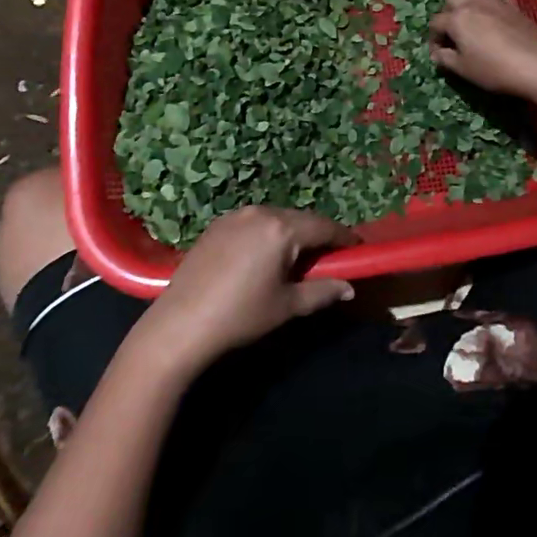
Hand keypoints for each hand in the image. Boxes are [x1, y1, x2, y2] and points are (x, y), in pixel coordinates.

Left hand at [130, 207, 354, 374]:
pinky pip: (254, 222)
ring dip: (292, 233)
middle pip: (301, 219)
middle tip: (329, 257)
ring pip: (277, 218)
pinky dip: (267, 234)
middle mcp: (260, 212)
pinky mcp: (216, 225)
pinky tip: (264, 257)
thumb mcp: (287, 306)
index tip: (356, 248)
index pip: (324, 226)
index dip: (344, 238)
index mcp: (282, 228)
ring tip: (296, 259)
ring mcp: (235, 216)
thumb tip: (349, 288)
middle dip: (318, 235)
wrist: (180, 324)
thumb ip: (322, 291)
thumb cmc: (241, 315)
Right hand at [429, 0, 536, 99]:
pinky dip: (484, 10)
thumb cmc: (494, 69)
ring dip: (466, 7)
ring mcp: (494, 2)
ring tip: (471, 27)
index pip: (436, 23)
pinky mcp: (512, 6)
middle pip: (452, 1)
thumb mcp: (464, 69)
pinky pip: (490, 2)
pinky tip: (491, 28)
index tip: (438, 53)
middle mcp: (472, 3)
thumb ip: (446, 59)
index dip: (433, 39)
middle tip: (453, 35)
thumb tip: (437, 53)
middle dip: (448, 15)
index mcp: (456, 18)